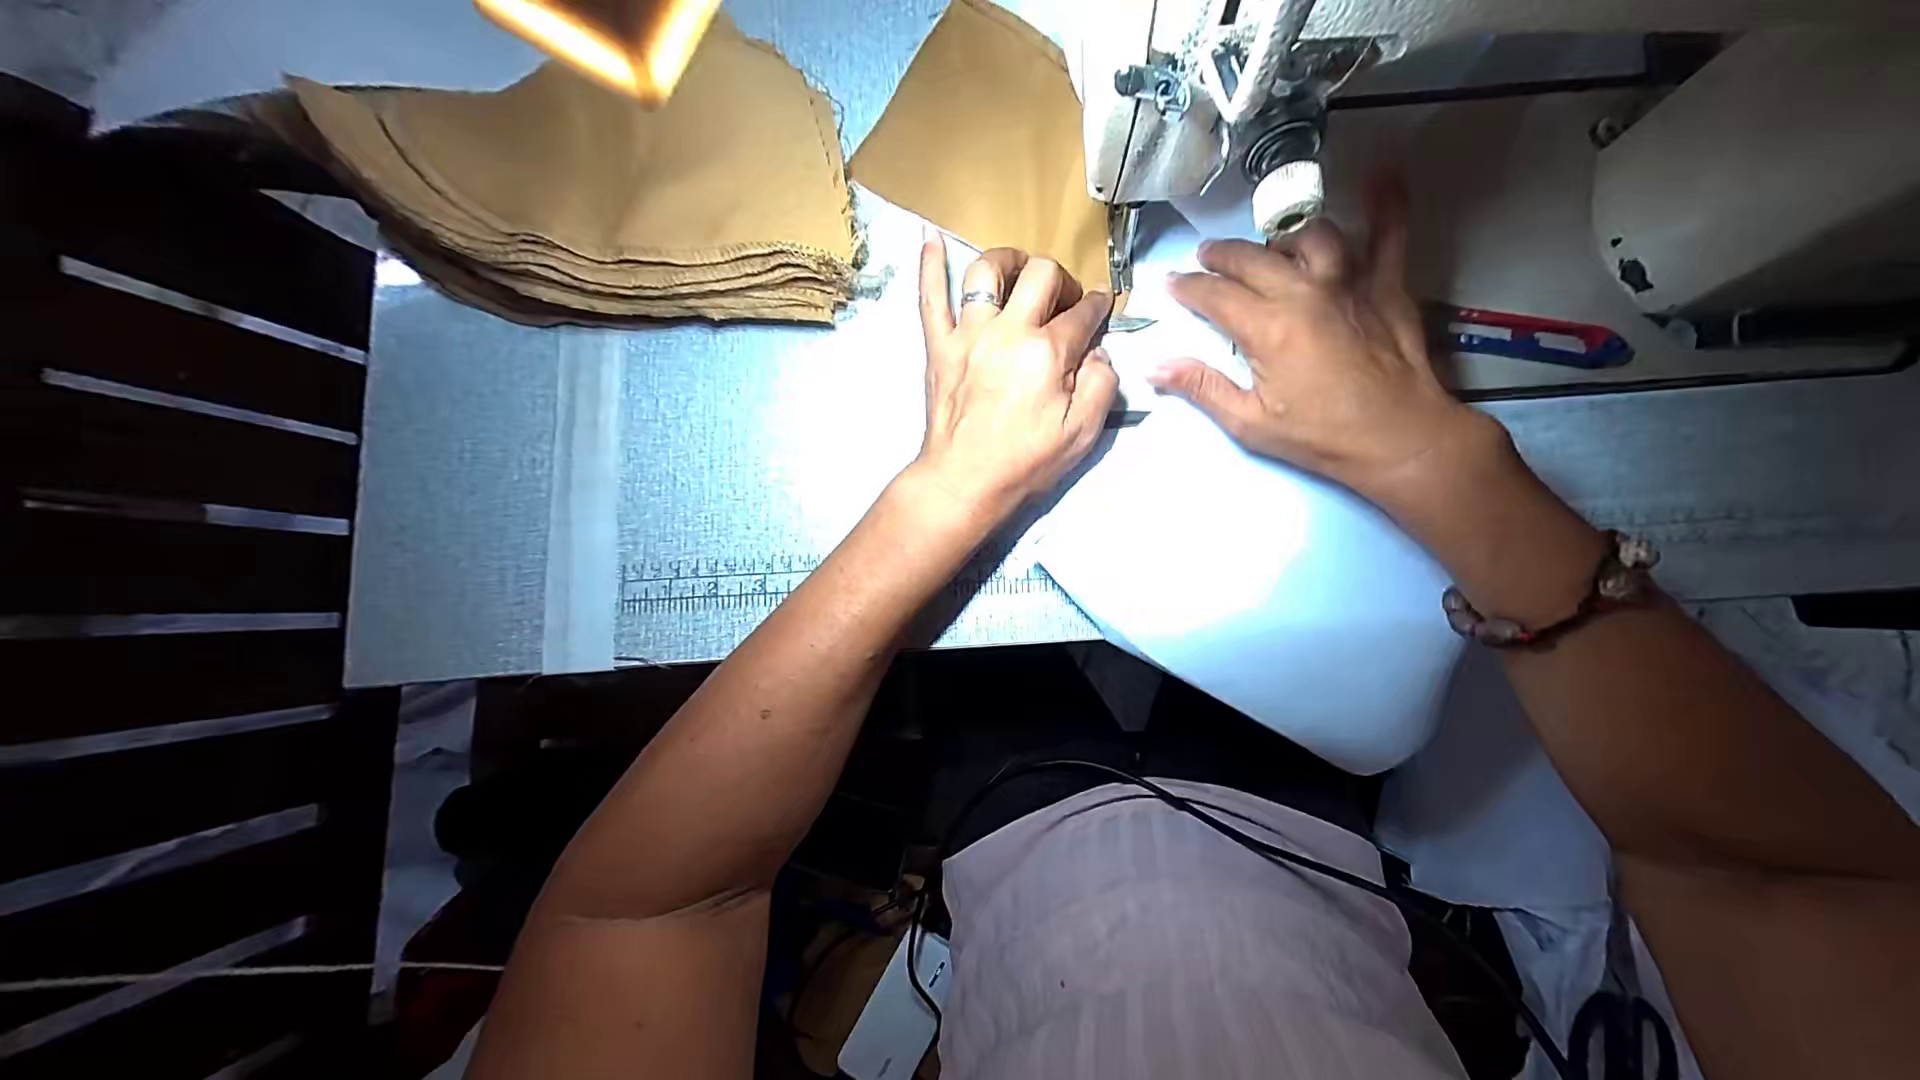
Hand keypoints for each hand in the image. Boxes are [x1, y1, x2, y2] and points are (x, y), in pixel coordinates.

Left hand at [909, 229, 1117, 523]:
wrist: (964, 482)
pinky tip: (929, 239)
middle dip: (1060, 278)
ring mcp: (967, 336)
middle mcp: (1007, 332)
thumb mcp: (1083, 432)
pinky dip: (929, 266)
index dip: (1098, 305)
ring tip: (1018, 270)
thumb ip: (1102, 383)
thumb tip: (1097, 350)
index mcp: (1047, 353)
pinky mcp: (938, 347)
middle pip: (1040, 275)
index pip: (1082, 313)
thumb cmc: (1025, 462)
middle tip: (1062, 299)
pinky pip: (930, 299)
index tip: (1100, 306)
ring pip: (986, 272)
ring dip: (1008, 261)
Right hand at [1147, 183, 1500, 510]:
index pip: (1215, 295)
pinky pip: (1390, 234)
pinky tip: (1383, 177)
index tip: (1172, 283)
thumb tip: (1155, 367)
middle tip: (1206, 257)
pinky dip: (1386, 204)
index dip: (1188, 287)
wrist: (1399, 439)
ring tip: (1269, 247)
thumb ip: (1202, 388)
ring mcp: (1350, 283)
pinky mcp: (1387, 285)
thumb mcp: (1249, 422)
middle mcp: (1305, 292)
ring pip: (1311, 237)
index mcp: (1268, 328)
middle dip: (1222, 255)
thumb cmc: (1319, 437)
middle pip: (1254, 258)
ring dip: (1282, 237)